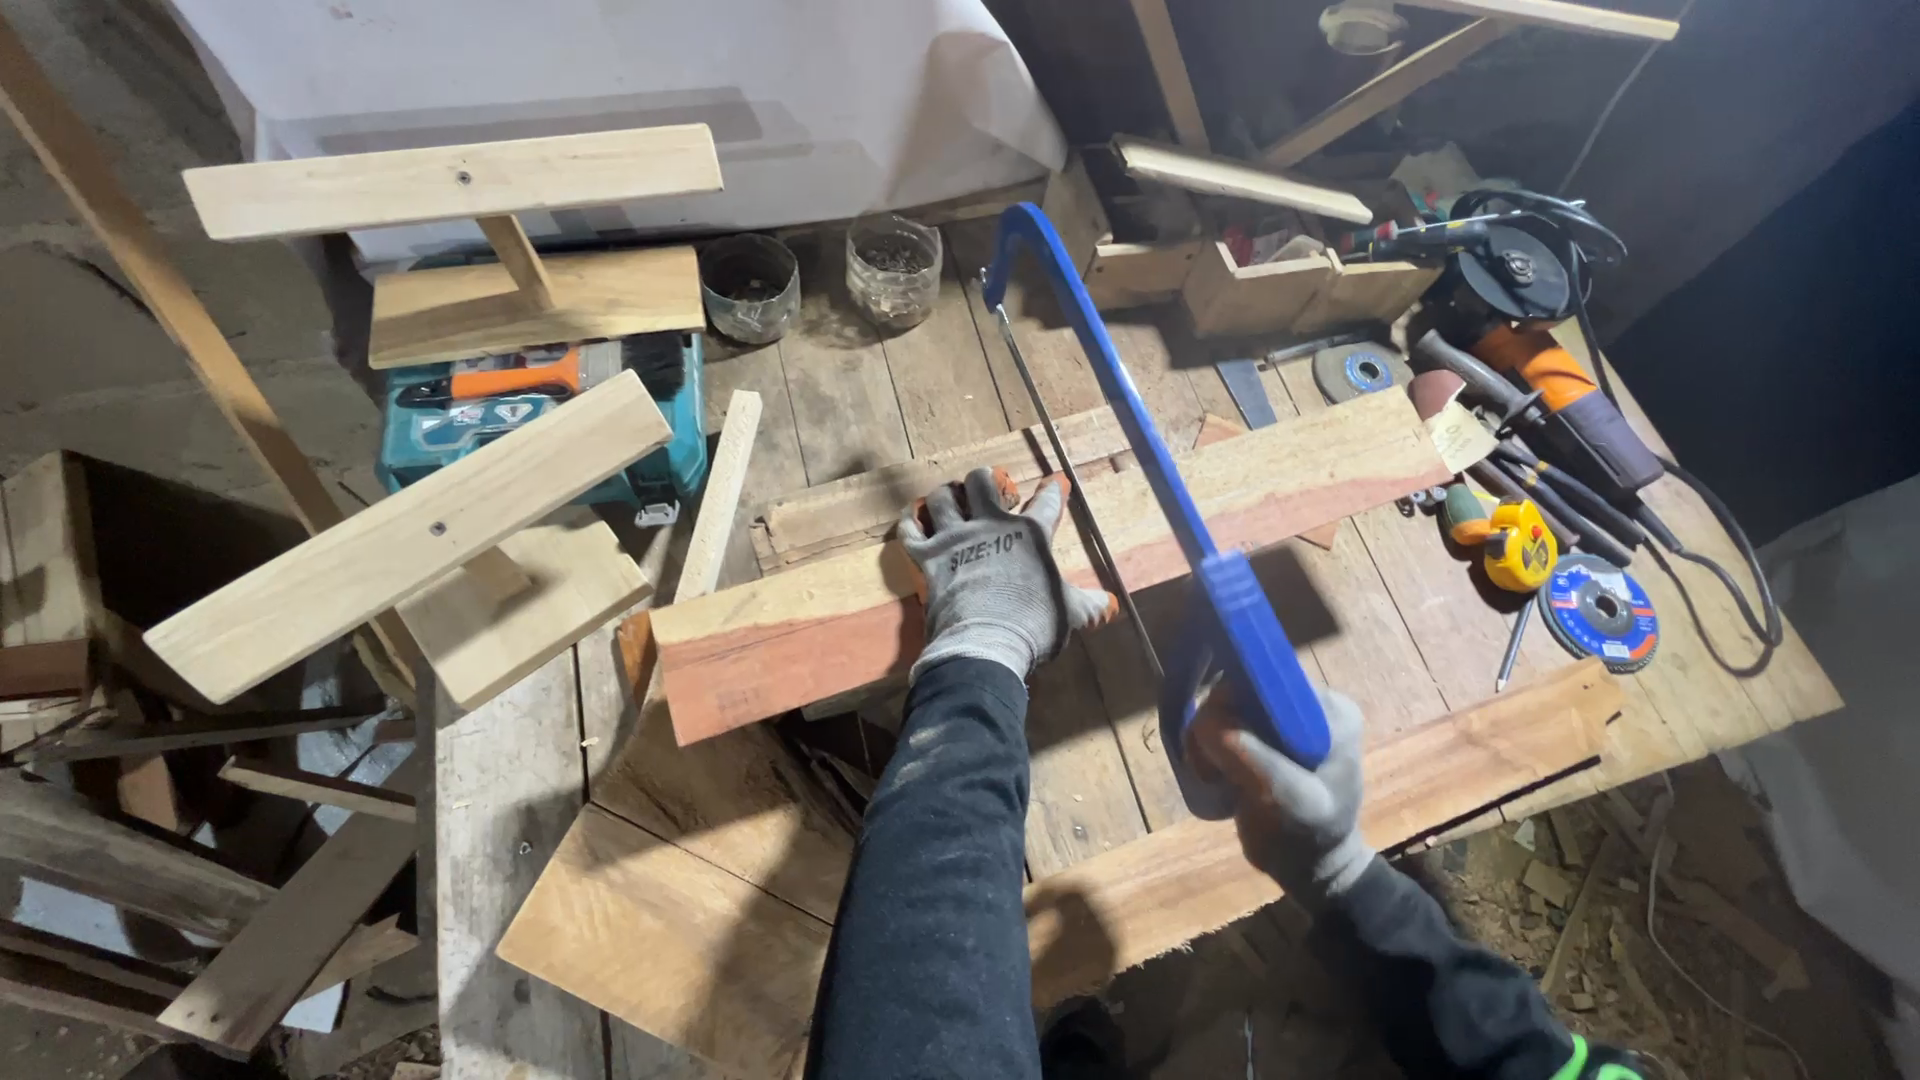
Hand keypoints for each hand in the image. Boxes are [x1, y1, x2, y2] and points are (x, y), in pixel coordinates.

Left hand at [897, 467, 1117, 682]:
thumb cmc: (1033, 625)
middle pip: (982, 481)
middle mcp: (990, 525)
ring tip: (950, 500)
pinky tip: (912, 521)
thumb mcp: (1070, 614)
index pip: (1046, 502)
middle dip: (984, 480)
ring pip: (942, 497)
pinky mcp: (927, 556)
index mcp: (1030, 534)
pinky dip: (910, 523)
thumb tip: (1107, 604)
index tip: (1054, 484)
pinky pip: (910, 530)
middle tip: (987, 492)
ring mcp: (955, 538)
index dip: (1052, 492)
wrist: (986, 643)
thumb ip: (1088, 604)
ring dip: (946, 495)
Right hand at [1189, 683, 1374, 907]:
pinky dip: (1209, 744)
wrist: (1311, 871)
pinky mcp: (1264, 733)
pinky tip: (1215, 771)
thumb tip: (1205, 718)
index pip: (1267, 677)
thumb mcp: (1283, 797)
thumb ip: (1248, 753)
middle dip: (1216, 724)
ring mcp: (1285, 718)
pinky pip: (1222, 721)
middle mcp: (1309, 703)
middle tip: (1212, 765)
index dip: (1232, 700)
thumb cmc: (1305, 838)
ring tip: (1213, 774)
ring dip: (1208, 738)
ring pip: (1224, 705)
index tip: (1215, 736)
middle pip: (1241, 688)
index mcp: (1329, 710)